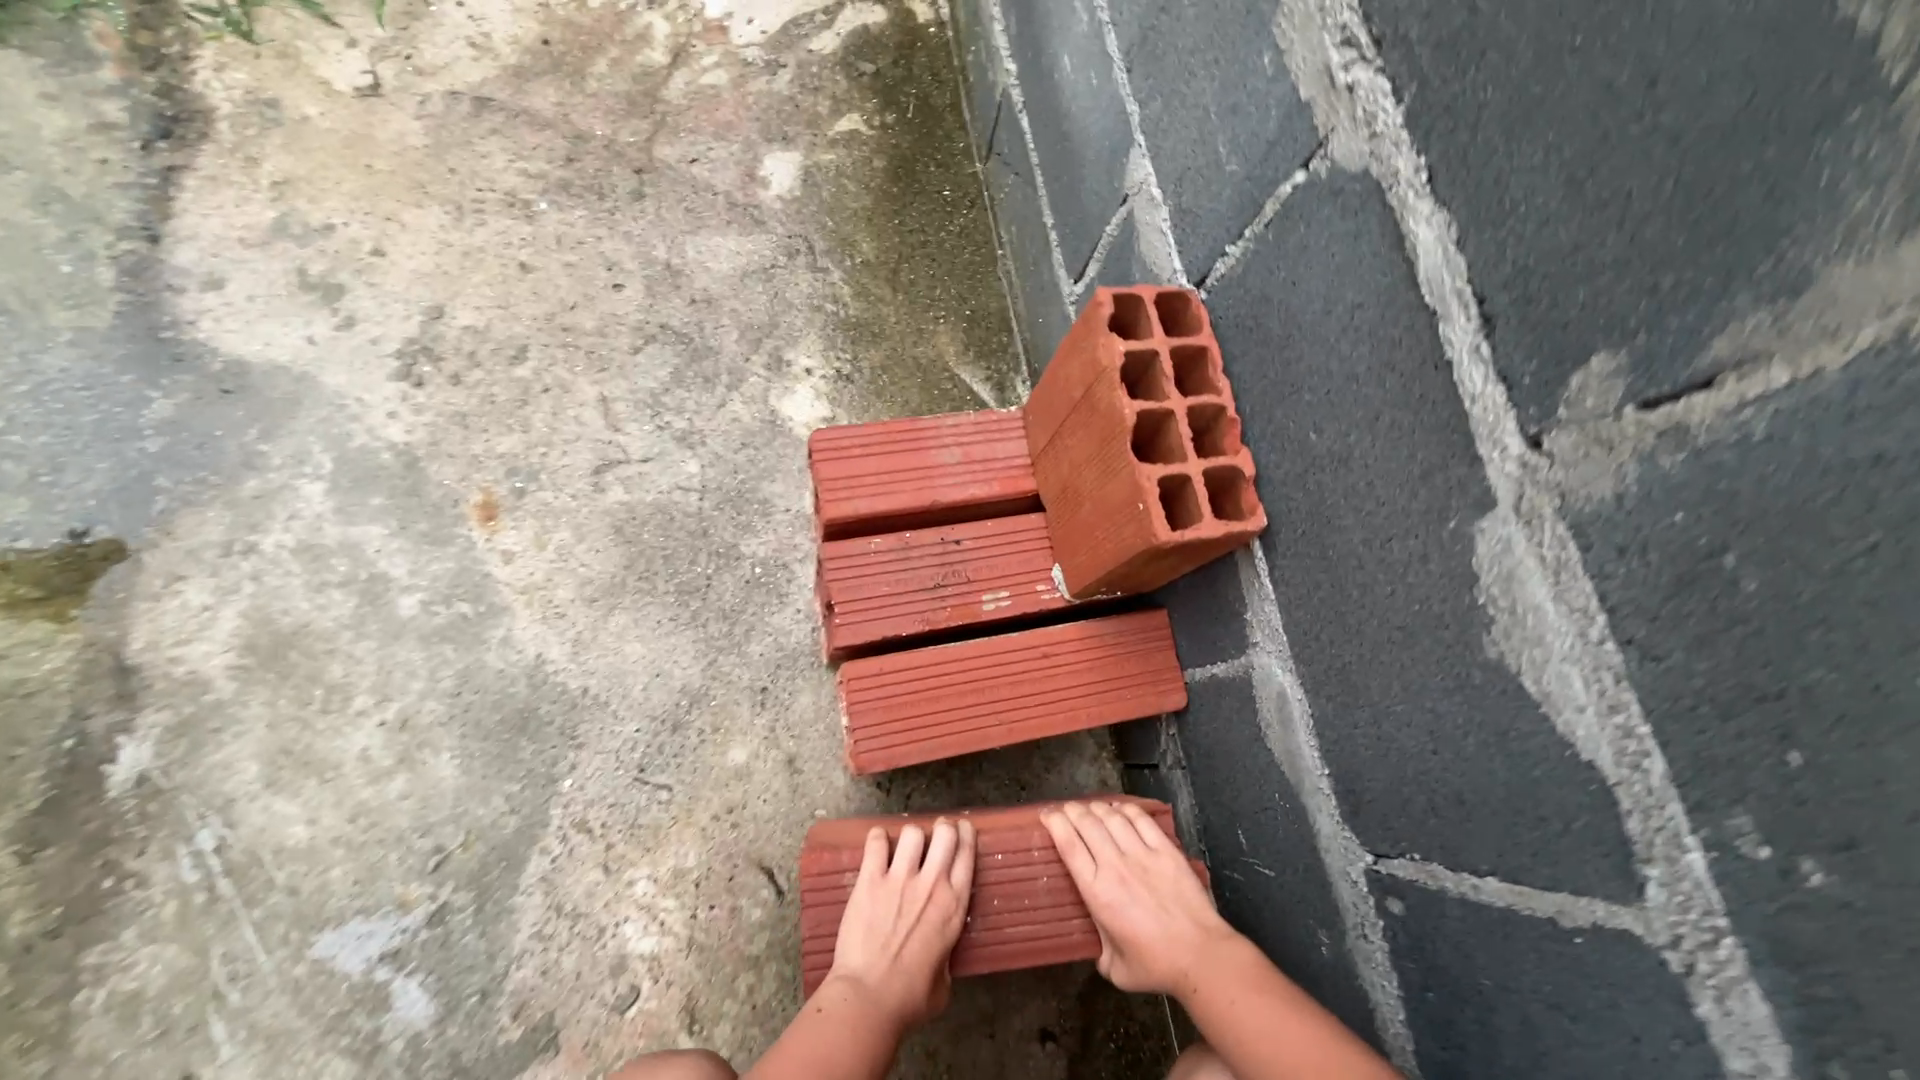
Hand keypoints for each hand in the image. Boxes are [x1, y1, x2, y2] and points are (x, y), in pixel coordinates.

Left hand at [819, 818, 975, 1033]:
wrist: (870, 997)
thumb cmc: (910, 998)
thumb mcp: (945, 981)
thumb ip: (945, 958)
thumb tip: (939, 958)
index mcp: (954, 907)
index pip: (967, 855)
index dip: (967, 836)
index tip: (963, 829)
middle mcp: (932, 885)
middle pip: (945, 834)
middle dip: (942, 829)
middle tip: (936, 833)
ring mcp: (900, 880)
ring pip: (913, 833)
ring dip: (911, 836)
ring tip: (904, 844)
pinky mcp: (870, 881)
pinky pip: (877, 843)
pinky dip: (877, 838)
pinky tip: (877, 843)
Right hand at [1040, 801, 1237, 996]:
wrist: (1200, 955)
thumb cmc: (1156, 965)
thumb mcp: (1114, 967)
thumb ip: (1099, 949)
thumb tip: (1097, 942)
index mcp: (1097, 891)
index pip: (1069, 844)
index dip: (1054, 823)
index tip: (1046, 816)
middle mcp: (1115, 866)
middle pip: (1087, 823)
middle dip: (1071, 810)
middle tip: (1064, 810)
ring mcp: (1143, 855)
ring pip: (1112, 817)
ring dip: (1096, 808)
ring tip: (1089, 808)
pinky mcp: (1167, 851)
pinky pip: (1141, 820)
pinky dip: (1126, 809)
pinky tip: (1119, 808)